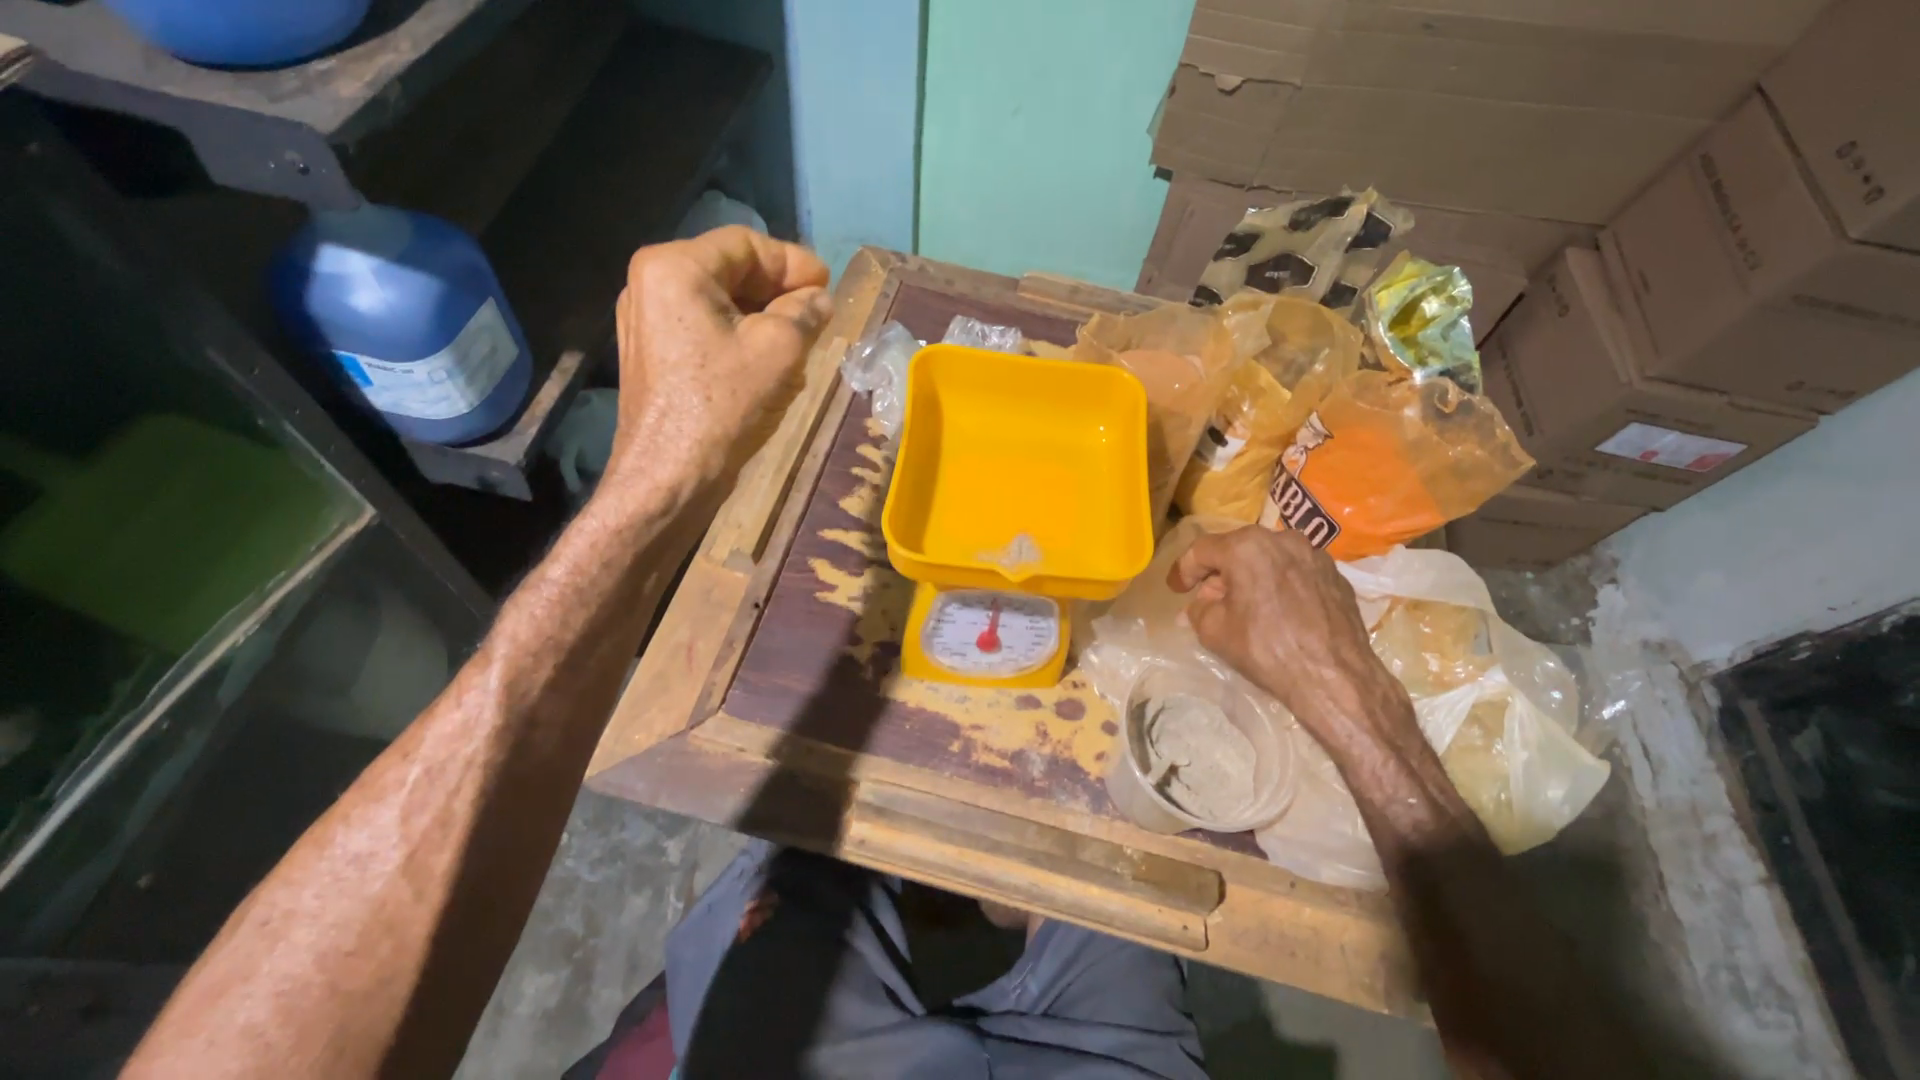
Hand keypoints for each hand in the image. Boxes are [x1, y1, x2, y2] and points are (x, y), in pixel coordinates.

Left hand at [609, 226, 831, 491]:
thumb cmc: (724, 404)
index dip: (793, 262)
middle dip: (778, 289)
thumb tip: (819, 299)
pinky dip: (737, 334)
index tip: (827, 287)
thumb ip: (805, 311)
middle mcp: (650, 282)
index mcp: (674, 267)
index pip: (746, 243)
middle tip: (817, 314)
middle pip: (729, 269)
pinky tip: (766, 360)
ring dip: (762, 314)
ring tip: (799, 340)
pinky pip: (702, 326)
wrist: (670, 474)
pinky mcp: (649, 353)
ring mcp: (644, 319)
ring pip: (718, 300)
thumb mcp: (778, 349)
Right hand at [1168, 527, 1417, 760]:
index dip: (1184, 570)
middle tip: (1209, 601)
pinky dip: (1281, 586)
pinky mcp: (1337, 576)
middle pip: (1239, 550)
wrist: (1333, 676)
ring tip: (1246, 606)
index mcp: (1247, 547)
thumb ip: (1199, 609)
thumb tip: (1200, 605)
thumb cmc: (1266, 649)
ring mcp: (1315, 556)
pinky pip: (1296, 573)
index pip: (1202, 549)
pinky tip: (1279, 613)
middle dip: (1220, 574)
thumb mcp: (1214, 631)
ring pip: (1270, 559)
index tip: (1177, 590)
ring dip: (1252, 578)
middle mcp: (1283, 540)